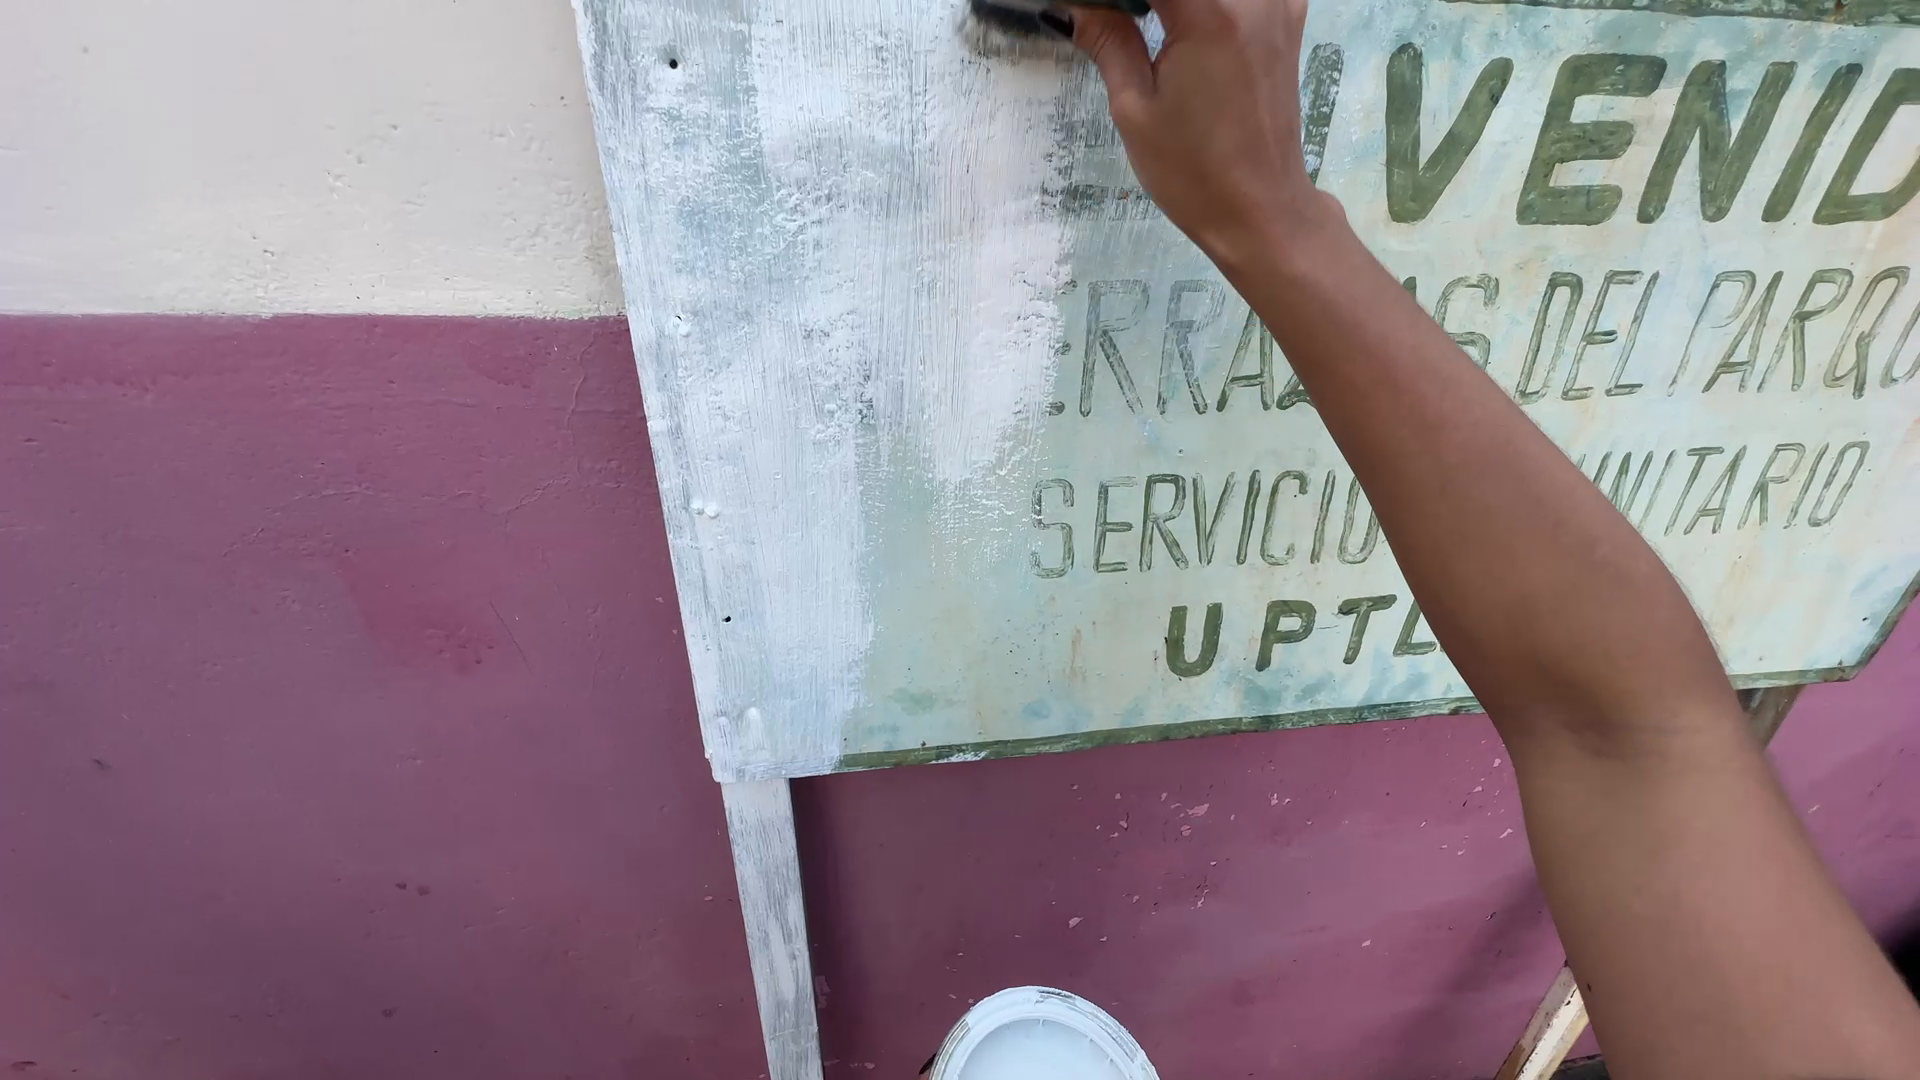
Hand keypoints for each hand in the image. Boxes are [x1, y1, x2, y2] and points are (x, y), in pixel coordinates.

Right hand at [1068, 0, 1333, 272]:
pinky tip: (1177, 27)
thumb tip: (1073, 8)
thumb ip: (1108, 43)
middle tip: (1113, 23)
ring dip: (1170, 5)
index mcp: (1209, 11)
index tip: (1091, 12)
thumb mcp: (1135, 111)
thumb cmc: (1193, 174)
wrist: (1257, 208)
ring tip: (1141, 27)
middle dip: (1141, 0)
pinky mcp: (1286, 14)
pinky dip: (1203, 6)